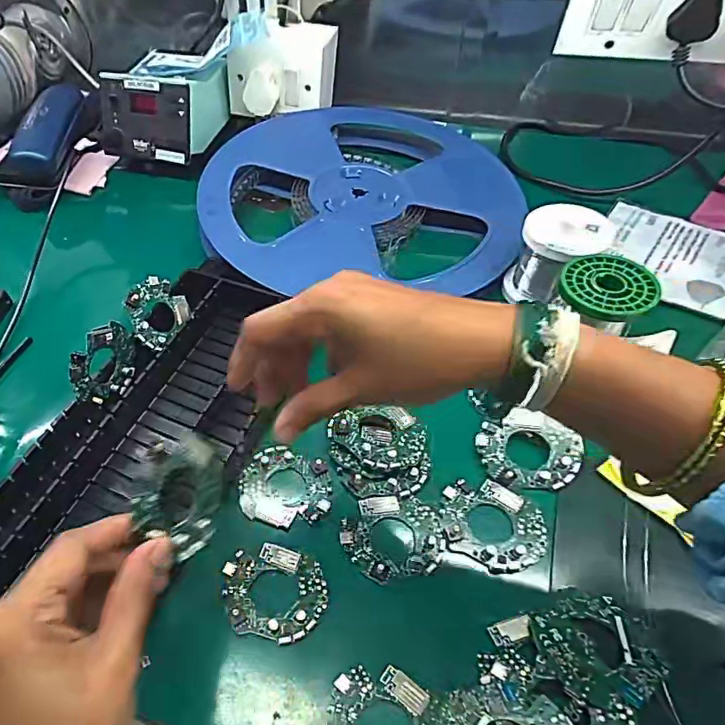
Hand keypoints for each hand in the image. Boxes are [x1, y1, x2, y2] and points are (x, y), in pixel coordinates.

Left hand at [0, 515, 172, 724]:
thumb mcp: (115, 665)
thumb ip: (134, 595)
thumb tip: (157, 545)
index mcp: (10, 618)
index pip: (67, 551)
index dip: (114, 532)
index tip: (154, 524)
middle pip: (57, 573)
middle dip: (108, 565)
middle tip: (158, 561)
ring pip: (50, 597)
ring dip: (95, 590)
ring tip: (145, 584)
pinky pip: (40, 622)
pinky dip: (76, 617)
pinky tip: (113, 615)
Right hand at [227, 270, 516, 441]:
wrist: (485, 340)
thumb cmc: (417, 363)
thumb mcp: (358, 389)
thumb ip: (310, 407)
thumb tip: (279, 434)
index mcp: (318, 306)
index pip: (259, 329)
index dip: (242, 363)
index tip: (239, 394)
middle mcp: (327, 290)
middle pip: (280, 328)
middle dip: (272, 369)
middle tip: (273, 407)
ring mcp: (350, 291)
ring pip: (303, 327)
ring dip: (294, 363)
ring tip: (299, 399)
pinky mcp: (368, 299)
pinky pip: (327, 324)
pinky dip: (317, 353)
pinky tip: (327, 379)